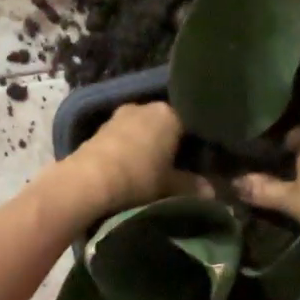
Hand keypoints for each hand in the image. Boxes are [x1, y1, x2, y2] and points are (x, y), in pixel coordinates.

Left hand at [38, 102, 209, 228]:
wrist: (88, 181)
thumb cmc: (138, 178)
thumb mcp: (170, 187)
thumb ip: (192, 187)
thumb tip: (212, 193)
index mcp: (168, 113)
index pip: (192, 122)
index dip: (199, 143)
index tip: (202, 161)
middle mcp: (145, 106)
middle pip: (165, 124)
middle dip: (172, 143)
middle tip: (178, 167)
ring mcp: (119, 115)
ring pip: (143, 129)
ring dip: (148, 145)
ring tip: (153, 169)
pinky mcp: (100, 129)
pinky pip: (125, 137)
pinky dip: (130, 149)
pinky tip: (131, 167)